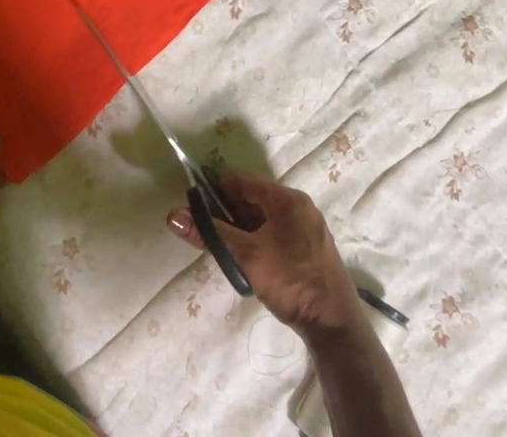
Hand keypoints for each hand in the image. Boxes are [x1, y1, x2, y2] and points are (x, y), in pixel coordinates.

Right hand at [166, 173, 360, 337]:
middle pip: (254, 198)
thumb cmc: (289, 280)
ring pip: (264, 217)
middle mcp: (299, 207)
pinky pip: (276, 231)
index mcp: (287, 200)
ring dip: (241, 227)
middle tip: (207, 229)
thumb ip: (209, 233)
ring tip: (223, 245)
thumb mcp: (245, 255)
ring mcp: (307, 227)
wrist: (333, 324)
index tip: (196, 205)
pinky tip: (246, 257)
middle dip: (228, 211)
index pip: (243, 181)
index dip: (216, 191)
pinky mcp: (310, 247)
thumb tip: (172, 216)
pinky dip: (257, 237)